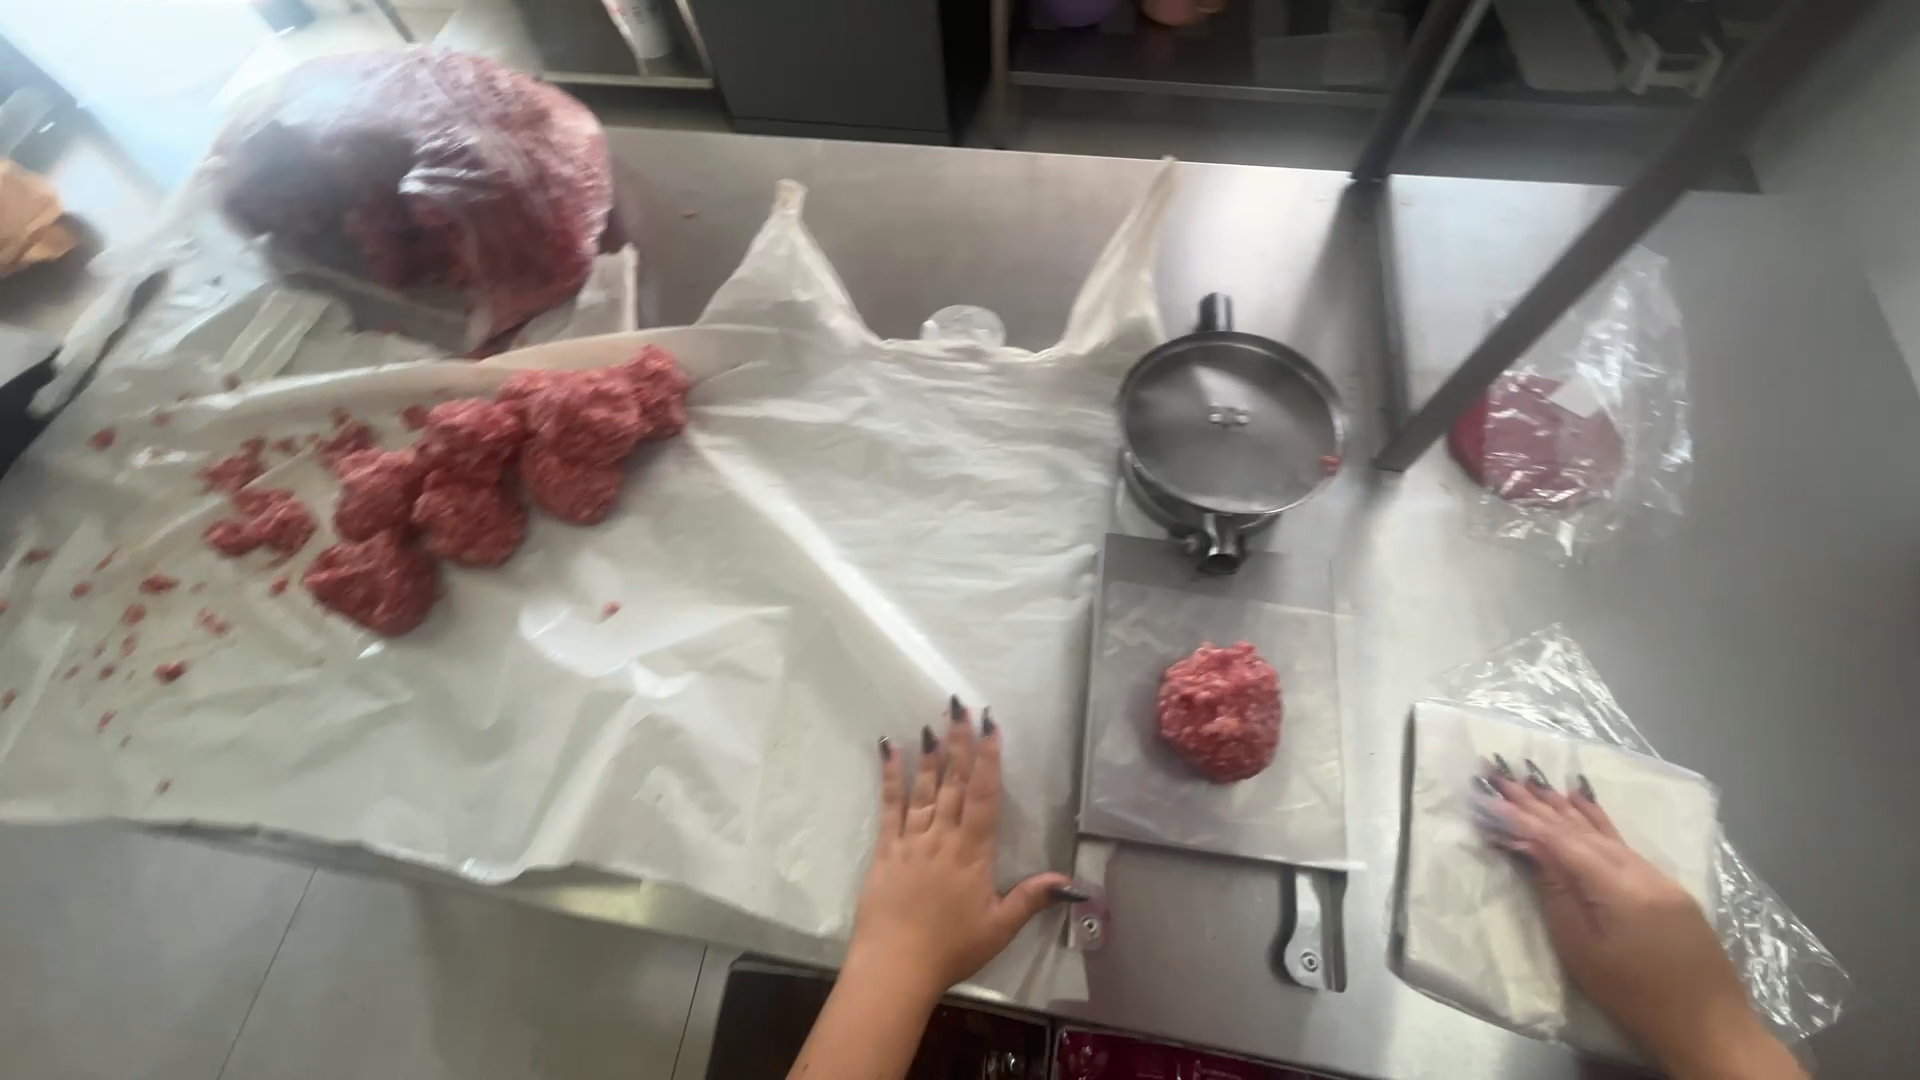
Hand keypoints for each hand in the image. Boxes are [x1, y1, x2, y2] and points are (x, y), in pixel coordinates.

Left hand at [845, 697, 1077, 1000]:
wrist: (895, 967)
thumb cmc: (951, 948)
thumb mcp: (999, 928)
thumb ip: (1031, 899)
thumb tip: (1069, 881)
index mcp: (973, 852)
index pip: (985, 796)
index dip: (988, 759)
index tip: (991, 726)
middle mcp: (943, 835)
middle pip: (955, 781)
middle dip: (960, 742)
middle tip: (961, 707)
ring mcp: (912, 838)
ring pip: (925, 787)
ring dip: (931, 752)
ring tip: (935, 720)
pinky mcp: (886, 846)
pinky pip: (889, 804)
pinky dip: (890, 774)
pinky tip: (889, 747)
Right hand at [1480, 767, 1805, 1079]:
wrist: (1713, 1034)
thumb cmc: (1634, 996)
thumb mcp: (1581, 947)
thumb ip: (1555, 890)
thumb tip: (1528, 845)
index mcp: (1620, 890)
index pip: (1560, 841)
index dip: (1522, 818)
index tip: (1489, 796)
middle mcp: (1642, 875)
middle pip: (1579, 831)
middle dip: (1537, 803)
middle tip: (1501, 776)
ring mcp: (1660, 880)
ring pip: (1602, 834)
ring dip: (1563, 806)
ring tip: (1532, 780)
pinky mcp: (1668, 890)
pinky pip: (1623, 844)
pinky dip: (1596, 820)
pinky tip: (1582, 802)